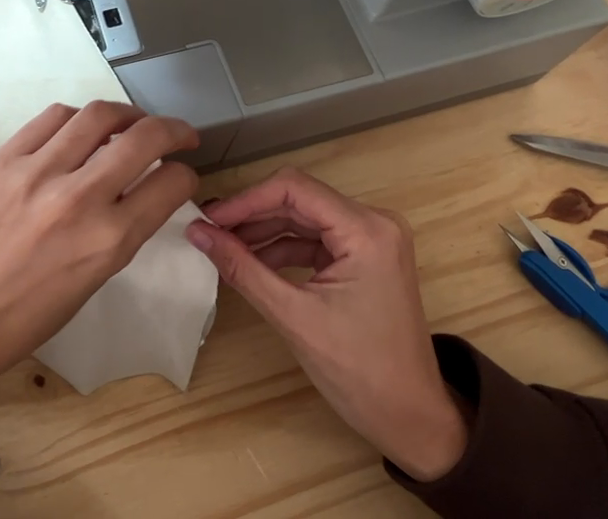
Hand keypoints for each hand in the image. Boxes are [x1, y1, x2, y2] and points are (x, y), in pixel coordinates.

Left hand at [0, 101, 198, 410]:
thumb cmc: (19, 321)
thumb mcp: (90, 285)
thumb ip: (120, 234)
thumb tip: (140, 194)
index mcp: (107, 242)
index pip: (170, 184)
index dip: (187, 175)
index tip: (184, 174)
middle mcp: (78, 198)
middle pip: (145, 136)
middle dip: (174, 129)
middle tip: (179, 134)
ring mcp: (36, 171)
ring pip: (99, 115)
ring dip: (128, 115)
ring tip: (132, 124)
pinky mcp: (2, 158)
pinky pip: (52, 118)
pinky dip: (77, 119)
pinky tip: (80, 131)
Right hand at [185, 168, 467, 480]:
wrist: (410, 417)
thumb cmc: (359, 371)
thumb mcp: (293, 316)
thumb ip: (242, 268)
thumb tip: (197, 232)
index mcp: (366, 230)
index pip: (294, 189)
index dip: (246, 200)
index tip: (208, 219)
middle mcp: (373, 222)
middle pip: (299, 200)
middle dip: (251, 215)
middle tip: (207, 231)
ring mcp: (371, 239)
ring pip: (303, 218)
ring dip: (263, 232)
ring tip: (222, 248)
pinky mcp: (364, 257)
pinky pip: (315, 239)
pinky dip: (282, 249)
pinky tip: (250, 262)